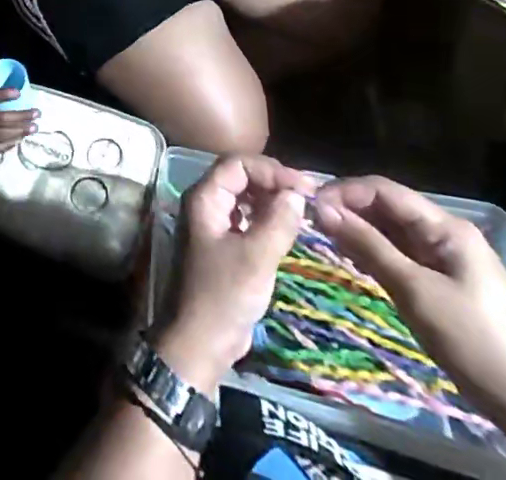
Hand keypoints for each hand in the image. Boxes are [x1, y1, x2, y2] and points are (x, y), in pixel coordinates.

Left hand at [156, 156, 318, 387]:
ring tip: (301, 211)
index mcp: (204, 199)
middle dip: (273, 182)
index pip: (237, 164)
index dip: (271, 170)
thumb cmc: (223, 295)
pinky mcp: (220, 246)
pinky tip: (285, 229)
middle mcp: (204, 205)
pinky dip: (264, 219)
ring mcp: (210, 226)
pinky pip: (244, 220)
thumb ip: (278, 221)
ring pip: (242, 198)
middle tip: (307, 198)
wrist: (198, 340)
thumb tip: (297, 195)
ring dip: (270, 200)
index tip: (304, 187)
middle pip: (239, 177)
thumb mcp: (256, 257)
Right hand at [312, 176, 505, 414]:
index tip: (309, 209)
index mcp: (446, 227)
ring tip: (325, 241)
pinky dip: (374, 252)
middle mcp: (446, 233)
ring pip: (392, 231)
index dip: (344, 192)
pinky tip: (353, 259)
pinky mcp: (444, 282)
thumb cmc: (473, 340)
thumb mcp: (414, 290)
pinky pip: (401, 254)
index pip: (384, 190)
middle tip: (311, 226)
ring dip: (358, 231)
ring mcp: (446, 259)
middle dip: (348, 210)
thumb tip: (322, 208)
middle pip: (388, 207)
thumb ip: (368, 245)